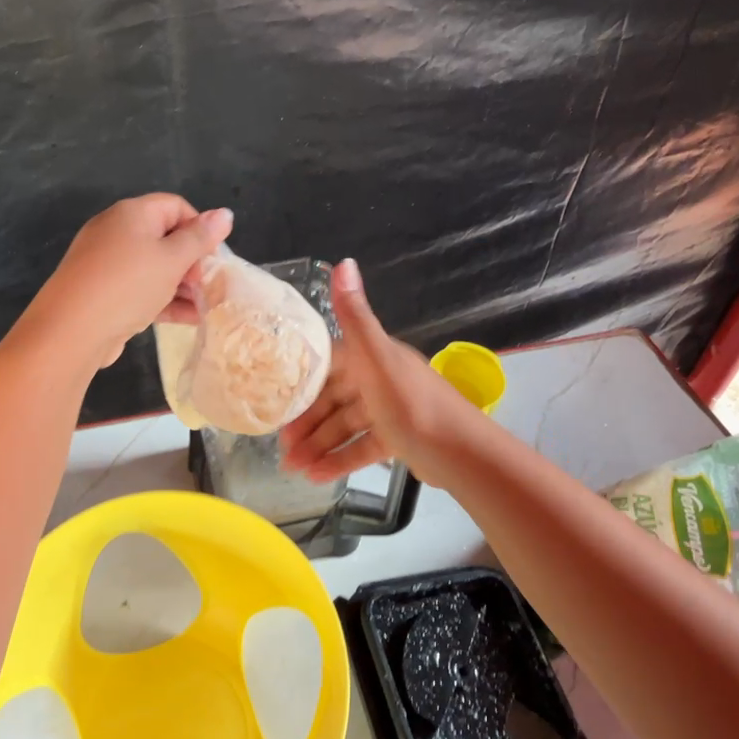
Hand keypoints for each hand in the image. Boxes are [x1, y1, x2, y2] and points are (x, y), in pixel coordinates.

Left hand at [20, 194, 233, 368]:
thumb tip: (225, 213)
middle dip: (191, 261)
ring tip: (205, 307)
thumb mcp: (171, 260)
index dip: (199, 227)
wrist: (70, 330)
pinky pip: (140, 289)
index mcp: (131, 213)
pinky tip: (189, 319)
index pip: (175, 206)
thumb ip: (200, 238)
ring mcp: (107, 264)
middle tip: (207, 285)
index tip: (213, 256)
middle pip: (164, 237)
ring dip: (181, 285)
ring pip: (153, 267)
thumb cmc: (127, 285)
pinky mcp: (103, 293)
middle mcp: (116, 232)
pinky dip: (163, 299)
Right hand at [279, 259, 482, 483]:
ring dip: (319, 444)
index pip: (328, 363)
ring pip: (345, 424)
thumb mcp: (376, 358)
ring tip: (292, 468)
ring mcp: (390, 409)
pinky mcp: (399, 438)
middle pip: (334, 397)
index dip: (302, 379)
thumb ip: (355, 316)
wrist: (461, 453)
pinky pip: (362, 446)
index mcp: (373, 355)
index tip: (276, 396)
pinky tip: (317, 477)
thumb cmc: (412, 403)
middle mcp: (380, 378)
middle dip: (307, 420)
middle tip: (281, 445)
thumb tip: (343, 261)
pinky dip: (340, 459)